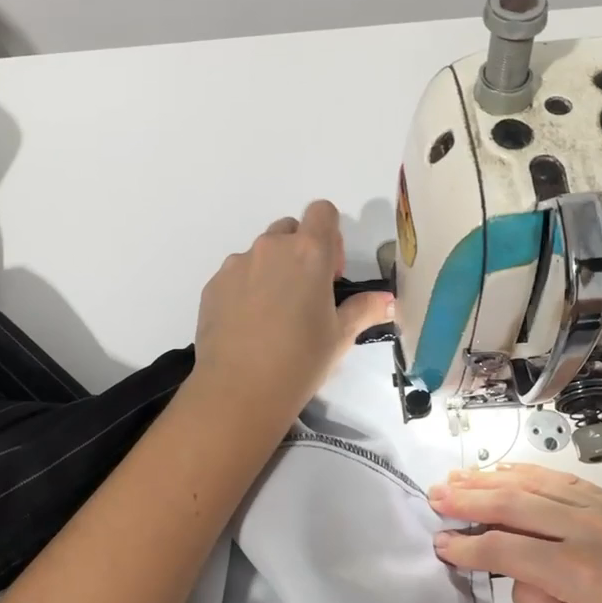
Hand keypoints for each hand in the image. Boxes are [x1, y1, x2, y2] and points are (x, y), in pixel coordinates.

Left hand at [192, 200, 391, 427]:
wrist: (238, 390)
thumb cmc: (300, 360)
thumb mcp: (340, 337)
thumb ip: (364, 310)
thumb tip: (389, 301)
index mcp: (309, 252)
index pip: (322, 212)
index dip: (330, 235)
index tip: (331, 272)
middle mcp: (271, 248)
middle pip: (290, 229)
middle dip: (300, 252)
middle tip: (306, 295)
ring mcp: (237, 264)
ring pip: (260, 253)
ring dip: (272, 271)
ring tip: (275, 316)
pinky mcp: (213, 285)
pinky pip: (236, 275)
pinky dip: (246, 289)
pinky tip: (250, 327)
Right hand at [430, 463, 601, 602]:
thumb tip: (519, 572)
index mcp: (578, 571)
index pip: (505, 549)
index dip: (467, 546)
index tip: (437, 543)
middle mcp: (588, 528)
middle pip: (514, 503)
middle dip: (469, 499)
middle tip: (433, 495)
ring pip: (538, 483)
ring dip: (494, 479)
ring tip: (459, 478)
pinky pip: (566, 481)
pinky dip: (532, 474)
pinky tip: (508, 474)